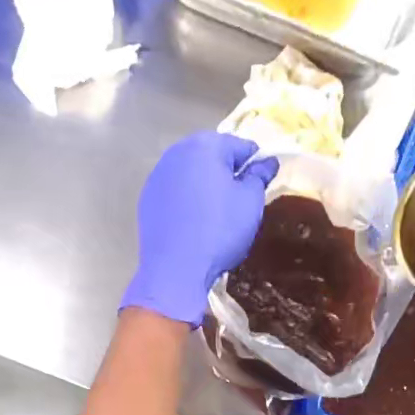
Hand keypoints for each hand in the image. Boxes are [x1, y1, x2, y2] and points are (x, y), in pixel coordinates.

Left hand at [122, 132, 278, 327]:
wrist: (175, 269)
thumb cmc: (219, 231)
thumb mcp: (250, 203)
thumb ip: (259, 176)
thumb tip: (267, 161)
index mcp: (205, 145)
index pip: (241, 146)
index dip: (256, 166)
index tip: (261, 187)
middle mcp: (177, 152)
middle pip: (212, 157)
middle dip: (228, 175)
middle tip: (239, 205)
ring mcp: (158, 176)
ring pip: (192, 175)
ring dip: (206, 188)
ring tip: (215, 218)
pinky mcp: (147, 200)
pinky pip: (175, 194)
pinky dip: (187, 203)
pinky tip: (193, 227)